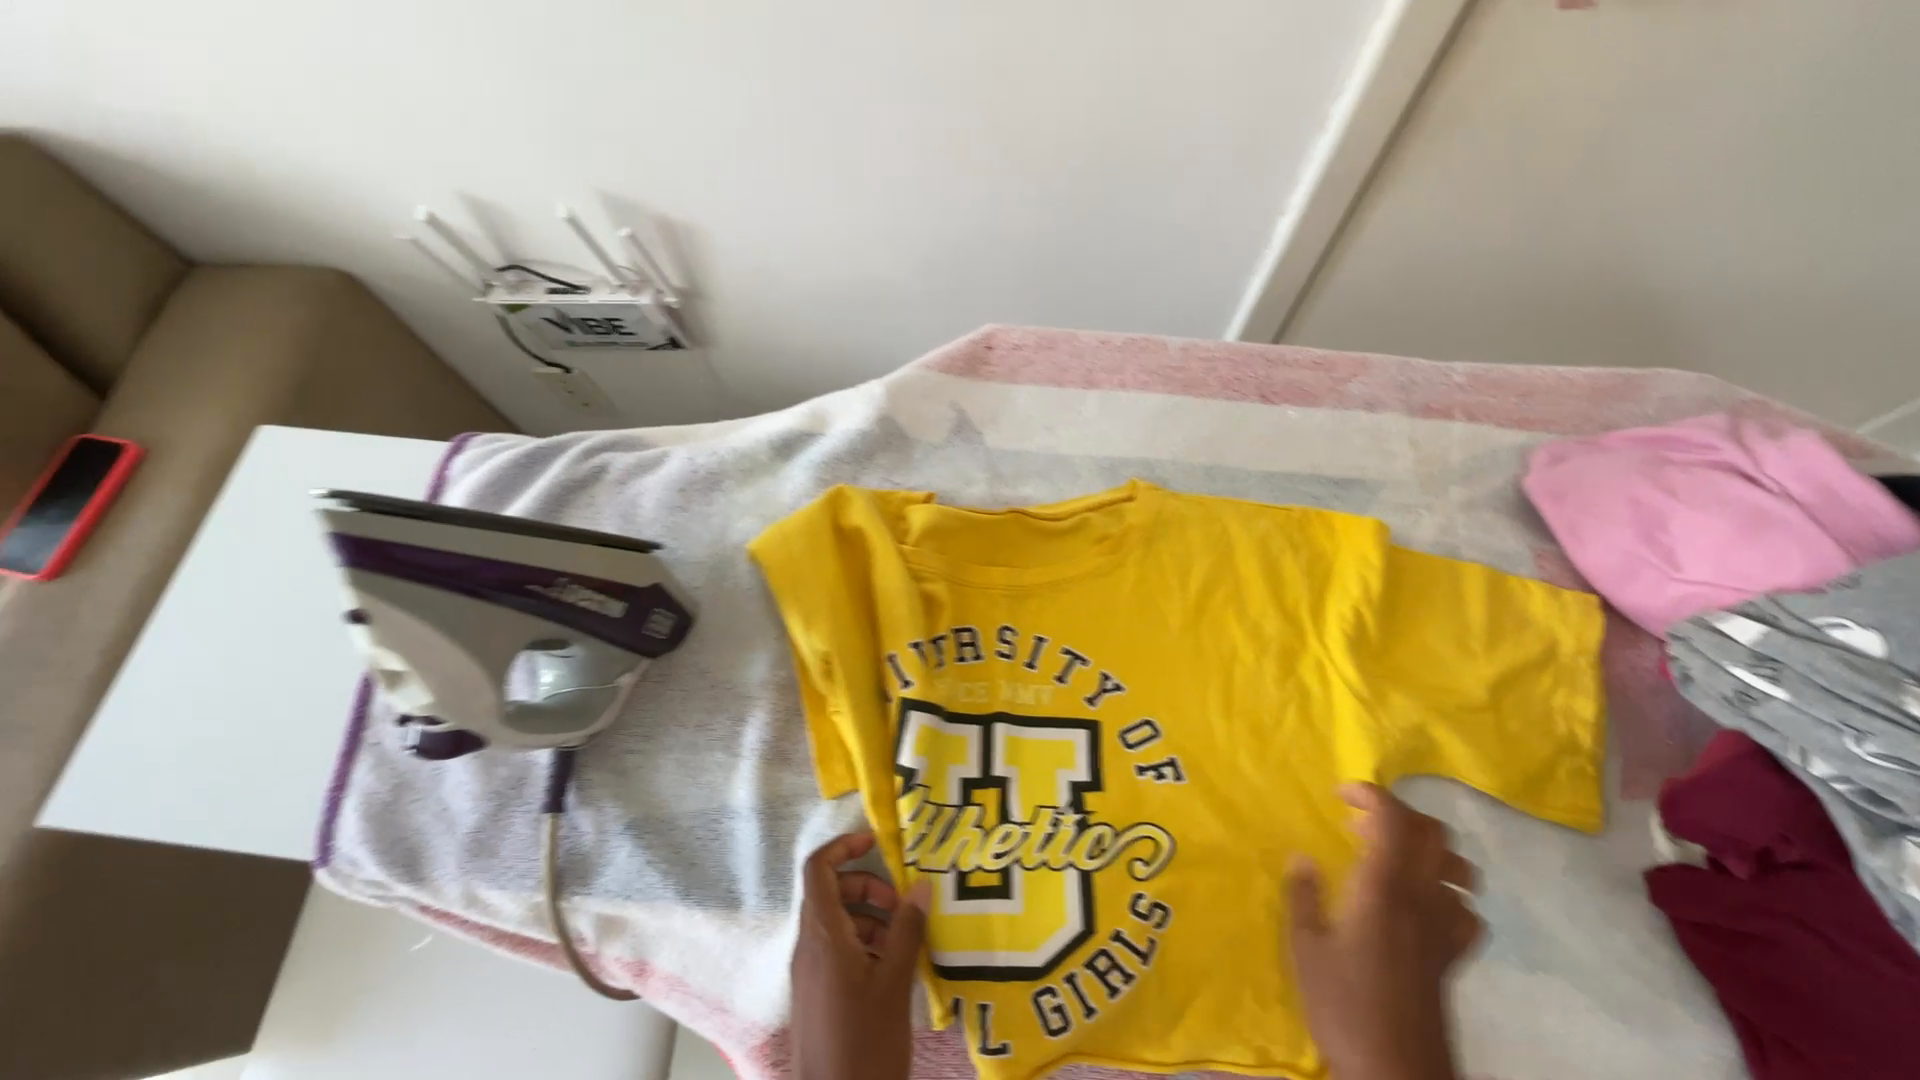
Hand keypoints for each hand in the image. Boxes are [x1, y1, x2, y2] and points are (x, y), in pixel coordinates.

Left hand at [791, 833, 930, 1079]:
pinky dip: (863, 943)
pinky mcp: (815, 994)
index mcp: (823, 936)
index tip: (877, 841)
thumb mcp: (894, 983)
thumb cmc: (866, 1043)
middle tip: (902, 906)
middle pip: (830, 891)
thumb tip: (920, 886)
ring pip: (836, 921)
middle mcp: (808, 947)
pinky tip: (892, 968)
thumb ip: (906, 929)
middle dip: (867, 886)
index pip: (818, 868)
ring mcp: (808, 972)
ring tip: (904, 941)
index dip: (843, 846)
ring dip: (870, 917)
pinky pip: (836, 949)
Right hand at [1287, 783, 1479, 1079]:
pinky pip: (1468, 910)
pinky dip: (1449, 894)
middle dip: (1399, 814)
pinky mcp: (1455, 955)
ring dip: (1428, 849)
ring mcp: (1445, 927)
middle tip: (1359, 824)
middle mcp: (1423, 898)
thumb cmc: (1342, 1004)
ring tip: (1391, 857)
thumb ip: (1303, 895)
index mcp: (1384, 887)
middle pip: (1433, 833)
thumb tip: (1302, 857)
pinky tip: (1422, 905)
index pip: (1394, 818)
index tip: (1340, 795)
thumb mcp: (1305, 947)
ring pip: (1458, 867)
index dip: (1372, 794)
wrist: (1395, 1068)